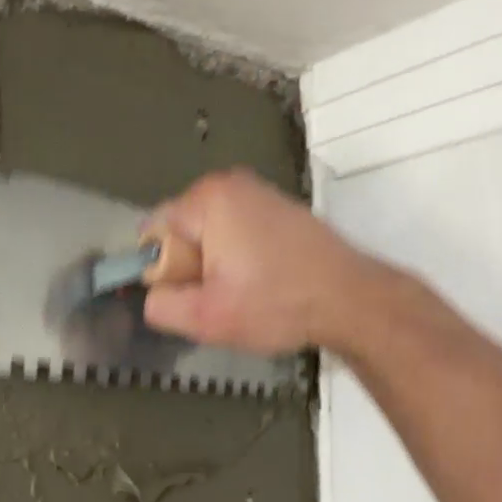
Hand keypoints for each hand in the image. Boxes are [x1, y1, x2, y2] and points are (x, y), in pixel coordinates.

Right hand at [143, 168, 379, 355]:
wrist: (350, 300)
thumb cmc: (277, 304)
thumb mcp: (206, 318)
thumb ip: (161, 305)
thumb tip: (151, 294)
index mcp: (207, 198)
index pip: (154, 233)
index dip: (162, 272)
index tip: (188, 297)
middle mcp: (231, 183)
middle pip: (183, 232)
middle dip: (191, 269)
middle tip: (218, 301)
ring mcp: (260, 193)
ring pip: (212, 236)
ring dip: (217, 268)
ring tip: (244, 296)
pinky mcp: (281, 210)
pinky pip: (239, 235)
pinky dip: (242, 260)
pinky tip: (264, 286)